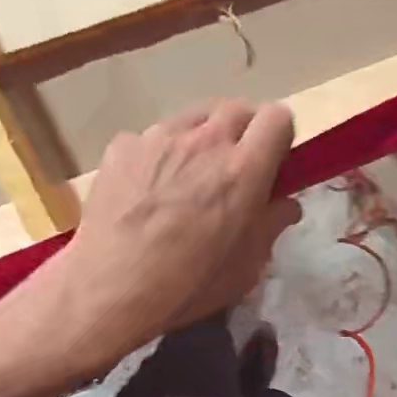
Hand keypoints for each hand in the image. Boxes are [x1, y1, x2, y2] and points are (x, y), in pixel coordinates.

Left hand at [48, 100, 300, 370]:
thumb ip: (270, 228)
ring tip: (185, 178)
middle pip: (237, 110)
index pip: (278, 118)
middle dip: (242, 134)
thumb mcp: (244, 269)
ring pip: (192, 120)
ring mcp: (158, 138)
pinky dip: (157, 156)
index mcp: (243, 169)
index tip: (270, 165)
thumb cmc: (187, 285)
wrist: (110, 287)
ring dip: (199, 140)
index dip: (278, 138)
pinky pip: (150, 139)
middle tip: (231, 171)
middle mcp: (204, 140)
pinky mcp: (122, 146)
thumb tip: (285, 205)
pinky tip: (145, 191)